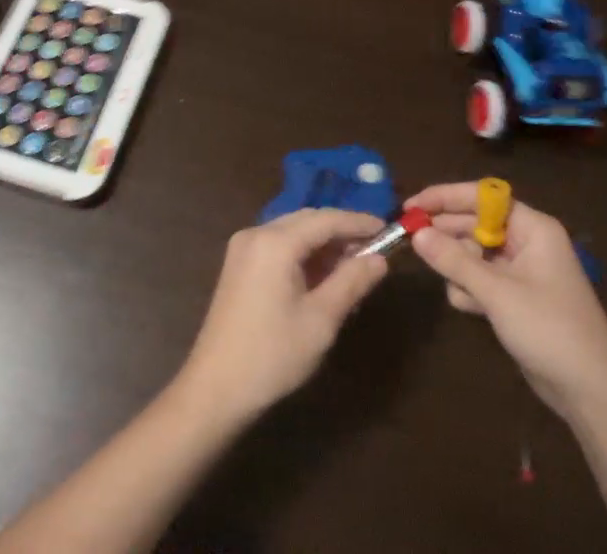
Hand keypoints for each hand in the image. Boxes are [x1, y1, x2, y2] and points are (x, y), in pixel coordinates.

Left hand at [174, 209, 389, 423]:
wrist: (216, 387)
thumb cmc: (273, 354)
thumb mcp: (321, 319)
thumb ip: (352, 282)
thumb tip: (380, 259)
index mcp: (274, 242)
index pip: (326, 219)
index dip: (360, 223)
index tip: (390, 231)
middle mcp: (255, 235)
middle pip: (307, 220)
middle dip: (342, 233)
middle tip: (375, 254)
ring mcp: (242, 250)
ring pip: (293, 233)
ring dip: (323, 246)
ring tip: (355, 271)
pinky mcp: (238, 267)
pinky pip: (278, 248)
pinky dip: (304, 256)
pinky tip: (324, 279)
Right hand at [407, 183, 606, 414]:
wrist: (590, 388)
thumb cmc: (549, 329)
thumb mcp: (497, 292)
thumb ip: (454, 260)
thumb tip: (417, 233)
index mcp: (533, 229)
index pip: (483, 198)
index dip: (445, 198)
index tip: (411, 207)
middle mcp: (527, 243)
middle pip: (474, 225)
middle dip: (447, 236)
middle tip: (410, 242)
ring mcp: (522, 272)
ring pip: (473, 254)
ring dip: (459, 269)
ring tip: (460, 290)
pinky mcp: (515, 298)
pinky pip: (481, 280)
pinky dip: (470, 290)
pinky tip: (470, 308)